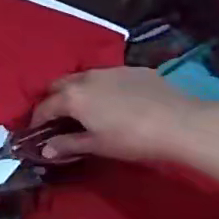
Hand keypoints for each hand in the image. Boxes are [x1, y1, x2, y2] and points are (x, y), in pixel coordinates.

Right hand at [31, 67, 218, 162]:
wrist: (181, 122)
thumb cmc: (131, 139)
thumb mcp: (96, 145)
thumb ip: (67, 144)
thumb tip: (45, 149)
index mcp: (72, 97)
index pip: (44, 107)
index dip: (37, 121)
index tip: (37, 133)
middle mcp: (86, 77)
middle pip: (58, 85)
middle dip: (52, 100)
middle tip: (57, 118)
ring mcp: (111, 70)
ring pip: (82, 78)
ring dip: (76, 91)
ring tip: (84, 108)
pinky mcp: (133, 70)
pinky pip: (107, 77)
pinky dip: (100, 87)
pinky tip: (114, 102)